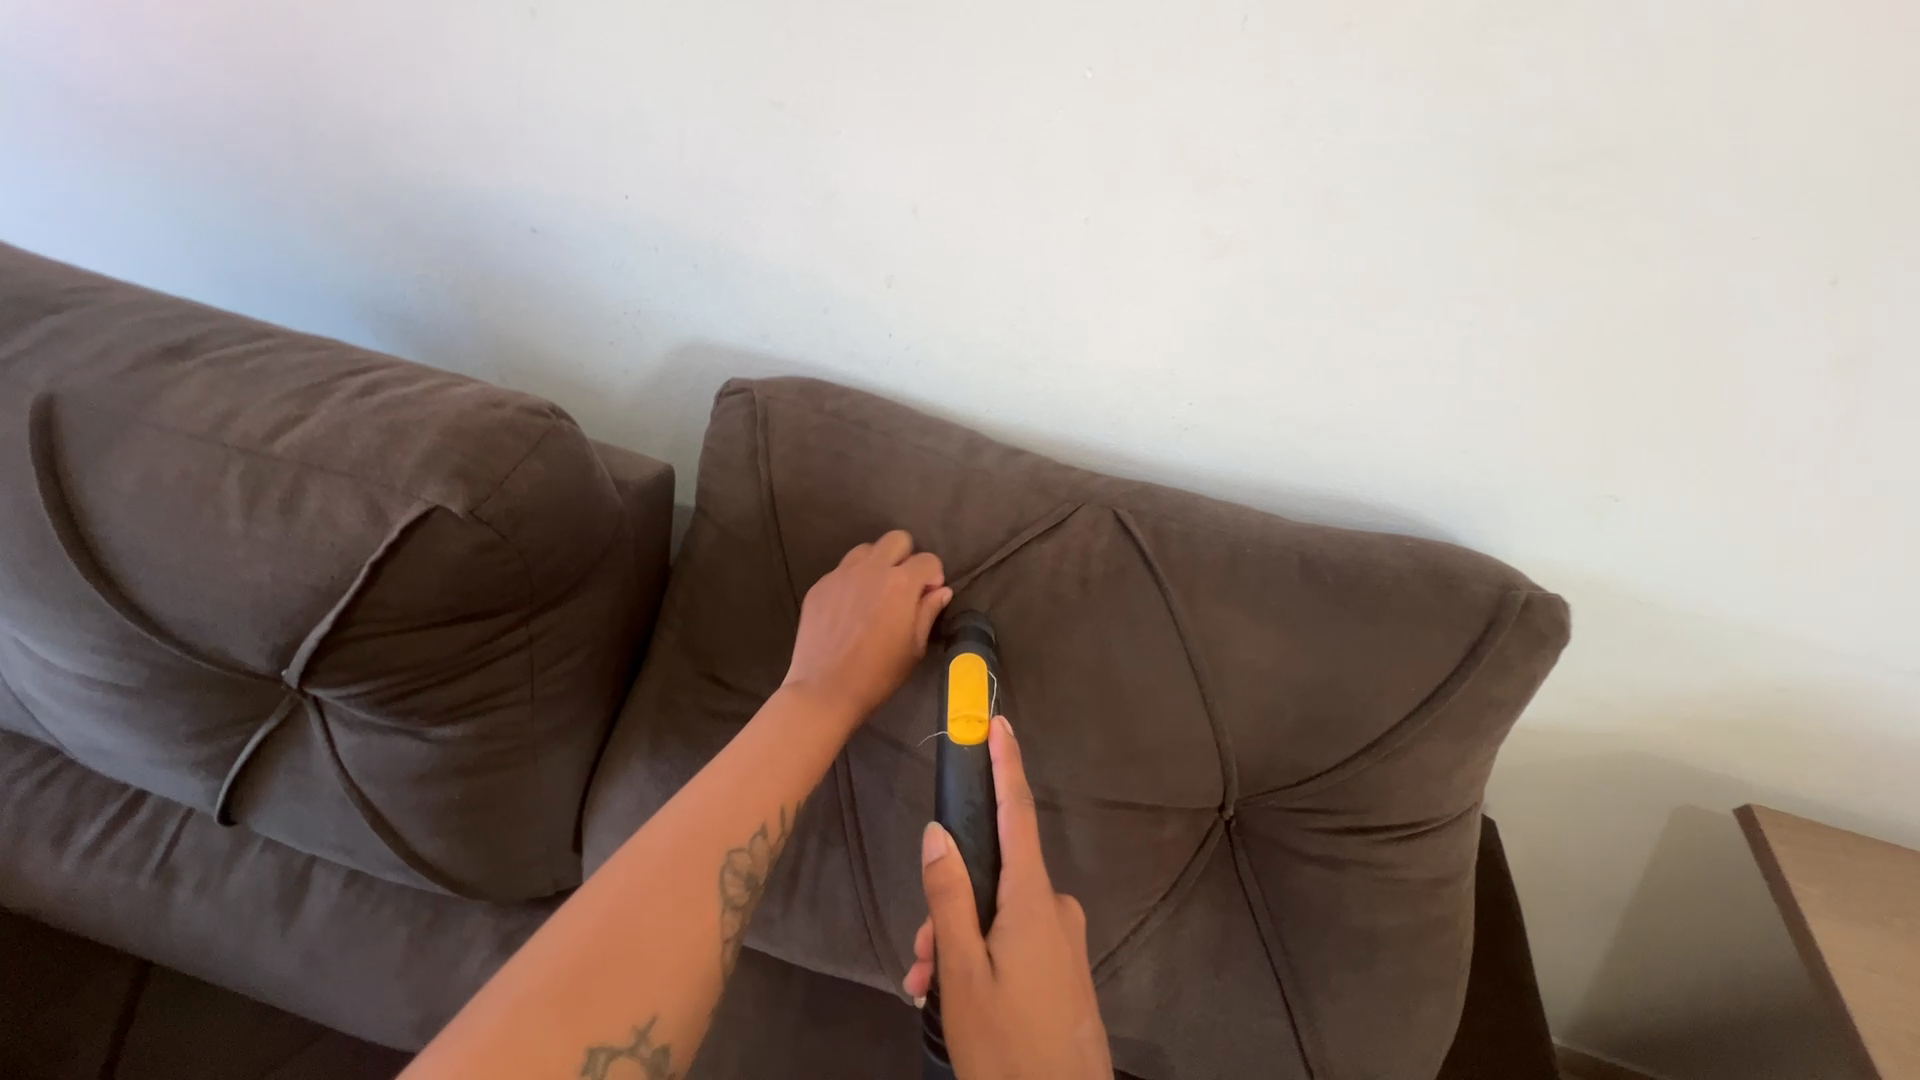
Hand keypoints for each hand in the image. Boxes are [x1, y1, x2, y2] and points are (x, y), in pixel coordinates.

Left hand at [782, 530, 952, 726]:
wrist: (825, 689)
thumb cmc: (879, 673)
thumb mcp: (914, 647)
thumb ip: (928, 611)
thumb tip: (941, 591)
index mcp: (900, 583)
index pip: (928, 559)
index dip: (933, 576)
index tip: (928, 596)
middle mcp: (871, 569)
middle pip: (896, 539)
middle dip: (906, 557)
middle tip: (903, 587)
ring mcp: (840, 575)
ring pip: (866, 550)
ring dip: (877, 564)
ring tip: (874, 593)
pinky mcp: (819, 586)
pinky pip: (841, 571)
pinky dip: (852, 581)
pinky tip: (849, 610)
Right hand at [906, 717, 1112, 1079]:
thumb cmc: (1009, 1046)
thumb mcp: (963, 973)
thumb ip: (949, 897)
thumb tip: (938, 832)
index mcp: (1034, 901)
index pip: (1019, 812)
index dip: (1007, 763)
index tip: (998, 722)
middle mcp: (1056, 909)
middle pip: (994, 879)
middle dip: (950, 905)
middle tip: (918, 960)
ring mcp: (1064, 940)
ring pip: (998, 916)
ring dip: (959, 941)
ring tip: (929, 990)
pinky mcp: (1065, 968)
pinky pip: (1016, 943)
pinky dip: (982, 958)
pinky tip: (955, 998)